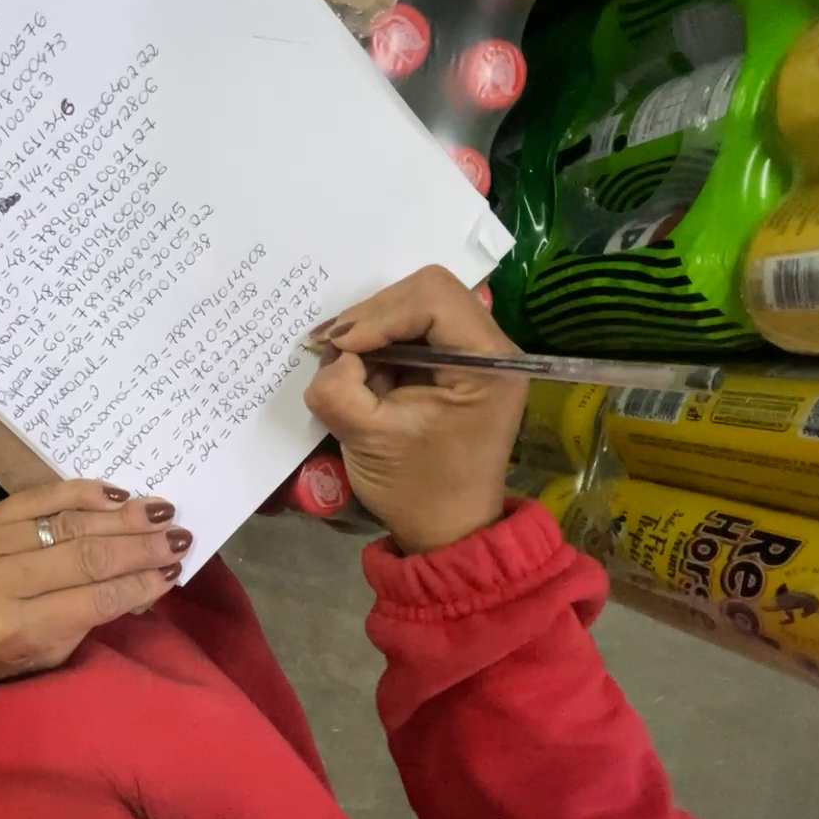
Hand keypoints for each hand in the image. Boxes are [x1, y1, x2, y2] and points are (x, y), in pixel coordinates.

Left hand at [0, 480, 191, 685]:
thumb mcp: (36, 660)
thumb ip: (85, 623)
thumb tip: (140, 585)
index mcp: (14, 629)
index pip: (92, 600)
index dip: (139, 583)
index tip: (176, 570)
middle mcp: (0, 582)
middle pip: (85, 555)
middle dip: (140, 546)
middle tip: (180, 537)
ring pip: (67, 523)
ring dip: (121, 516)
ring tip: (161, 511)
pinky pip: (38, 497)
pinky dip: (80, 493)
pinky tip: (116, 493)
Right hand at [304, 267, 525, 552]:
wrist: (444, 527)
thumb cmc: (415, 489)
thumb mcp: (367, 439)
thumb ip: (339, 390)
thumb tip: (333, 356)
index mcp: (487, 363)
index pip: (432, 297)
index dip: (377, 314)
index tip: (340, 350)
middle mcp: (488, 346)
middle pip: (422, 292)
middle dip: (368, 319)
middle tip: (330, 352)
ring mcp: (470, 352)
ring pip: (411, 305)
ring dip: (368, 330)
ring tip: (341, 364)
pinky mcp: (449, 363)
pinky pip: (408, 329)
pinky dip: (374, 342)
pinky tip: (355, 368)